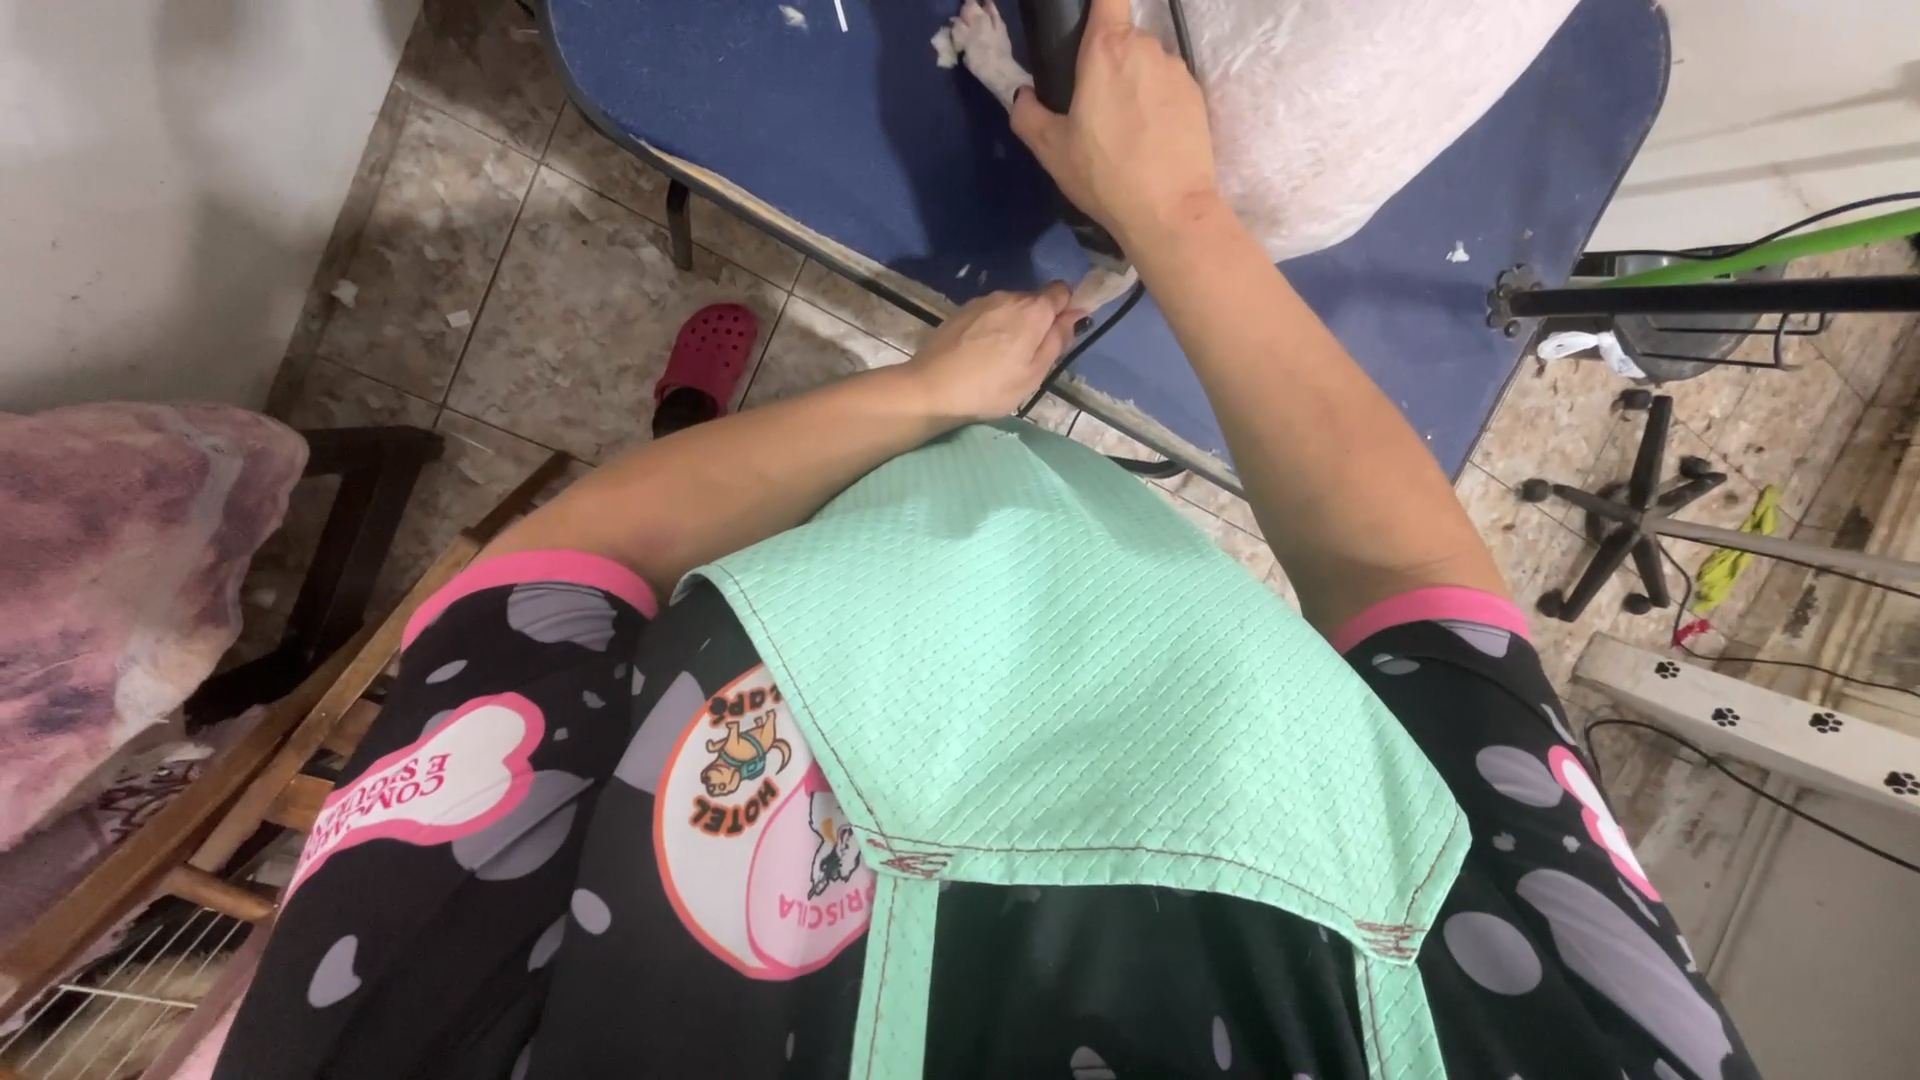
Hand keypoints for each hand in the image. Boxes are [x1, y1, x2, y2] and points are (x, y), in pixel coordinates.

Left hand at [902, 284, 1078, 422]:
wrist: (932, 388)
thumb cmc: (990, 388)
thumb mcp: (1034, 374)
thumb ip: (1057, 341)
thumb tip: (1073, 316)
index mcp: (1033, 310)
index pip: (1062, 292)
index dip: (1066, 310)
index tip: (1059, 334)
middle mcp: (1008, 296)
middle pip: (1034, 301)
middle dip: (1037, 322)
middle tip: (1027, 358)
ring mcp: (981, 301)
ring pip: (1010, 308)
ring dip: (1013, 326)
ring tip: (999, 359)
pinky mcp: (960, 311)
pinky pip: (988, 314)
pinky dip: (991, 328)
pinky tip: (979, 354)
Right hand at [1009, 0, 1219, 246]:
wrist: (1168, 211)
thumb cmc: (1104, 176)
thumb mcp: (1051, 152)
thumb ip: (1028, 116)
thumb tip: (1022, 96)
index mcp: (1106, 49)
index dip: (1097, 6)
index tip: (1086, 31)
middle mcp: (1146, 47)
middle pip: (1123, 40)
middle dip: (1109, 66)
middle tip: (1097, 114)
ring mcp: (1177, 71)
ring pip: (1147, 66)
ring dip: (1135, 89)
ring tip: (1127, 136)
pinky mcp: (1198, 96)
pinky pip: (1169, 90)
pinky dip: (1158, 108)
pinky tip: (1150, 145)